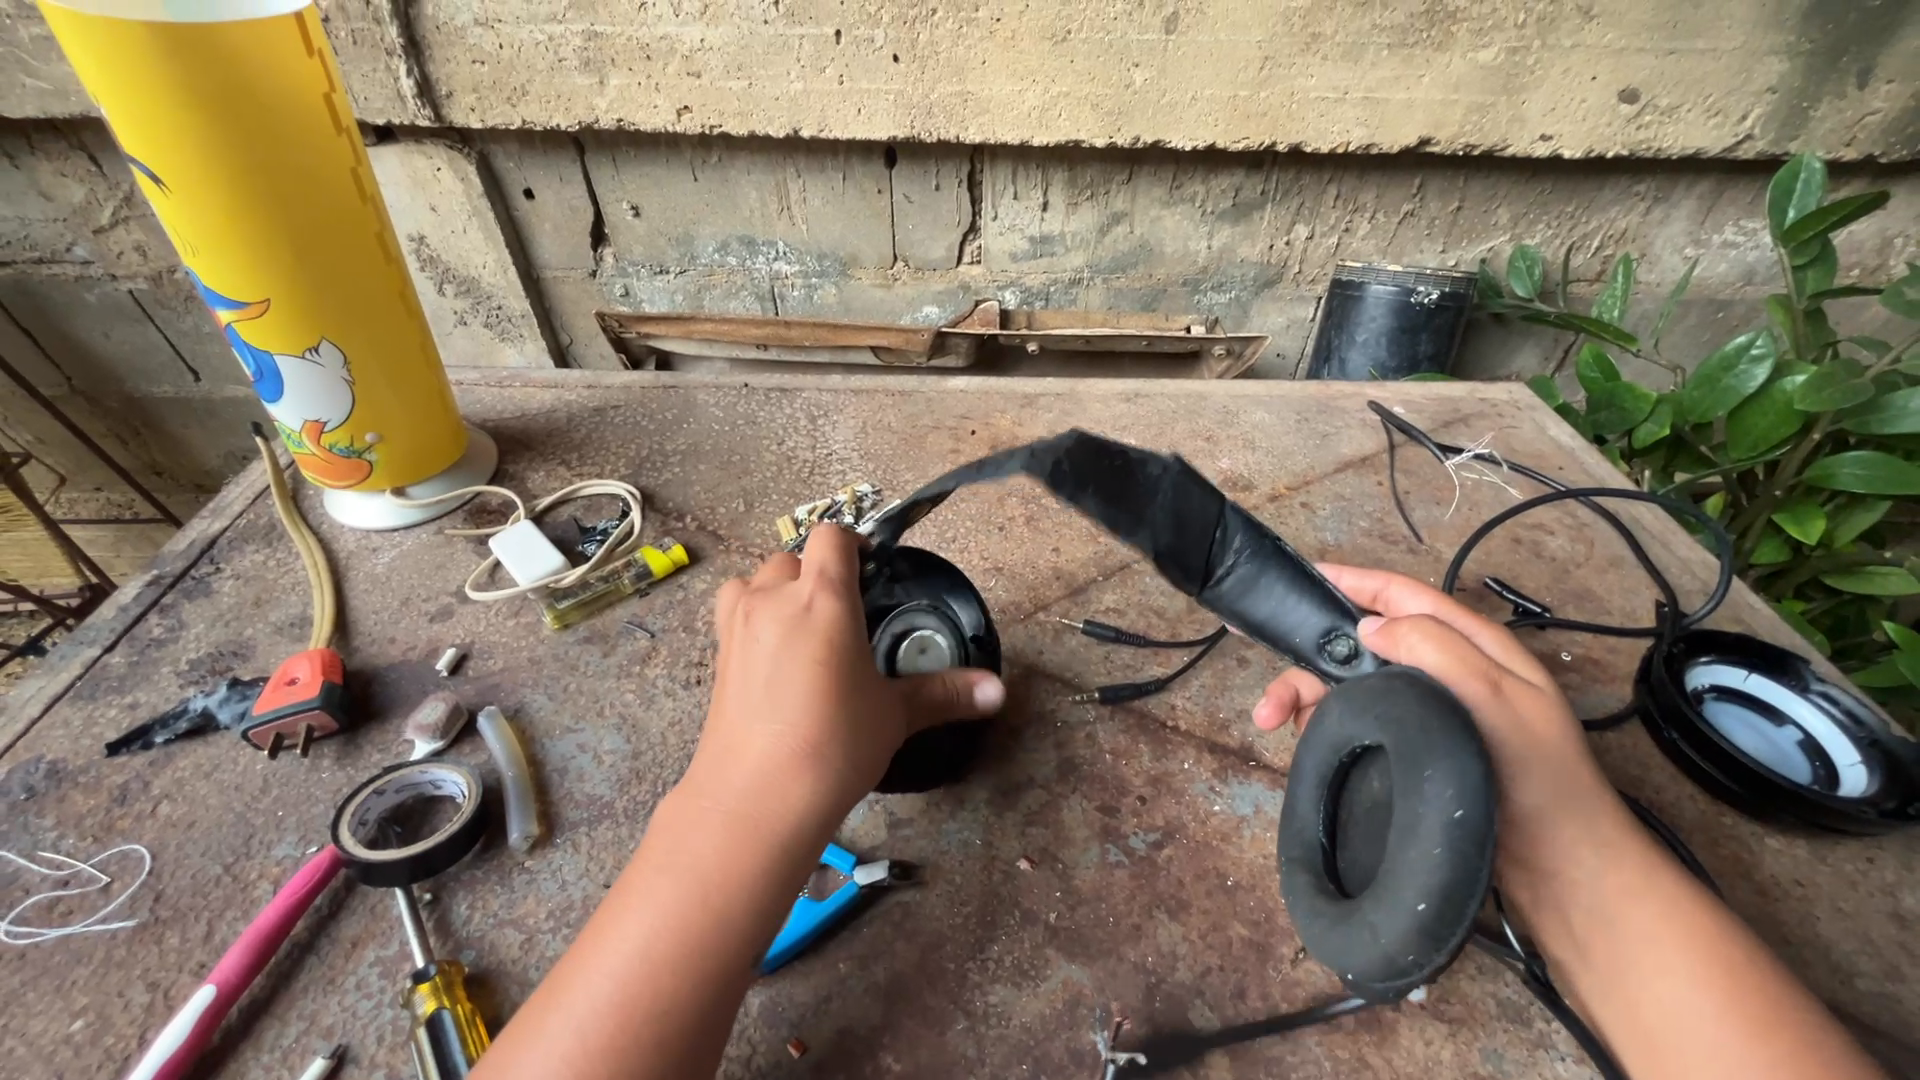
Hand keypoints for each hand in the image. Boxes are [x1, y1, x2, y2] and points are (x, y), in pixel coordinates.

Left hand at [687, 525, 1005, 821]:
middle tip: (844, 612)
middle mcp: (773, 599)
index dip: (853, 544)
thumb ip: (944, 693)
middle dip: (817, 572)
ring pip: (755, 580)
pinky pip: (733, 613)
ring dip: (778, 590)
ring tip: (803, 627)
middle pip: (792, 556)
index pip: (832, 536)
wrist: (755, 799)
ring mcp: (737, 626)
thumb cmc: (833, 745)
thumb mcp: (894, 714)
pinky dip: (752, 617)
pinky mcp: (717, 656)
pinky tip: (773, 657)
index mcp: (822, 599)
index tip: (871, 571)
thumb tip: (997, 690)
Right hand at [1251, 563, 1628, 899]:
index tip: (1305, 576)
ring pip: (1346, 683)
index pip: (1401, 596)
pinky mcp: (1409, 743)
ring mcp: (1421, 708)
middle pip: (1359, 643)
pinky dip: (1319, 722)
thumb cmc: (1537, 773)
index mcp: (1469, 644)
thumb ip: (1434, 647)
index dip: (1353, 580)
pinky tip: (1300, 738)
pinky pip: (1351, 718)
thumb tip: (1367, 625)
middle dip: (1309, 654)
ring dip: (1303, 693)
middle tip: (1271, 682)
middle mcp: (1439, 669)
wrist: (1558, 864)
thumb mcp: (1496, 697)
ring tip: (1270, 720)